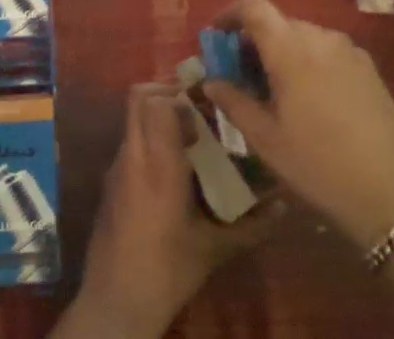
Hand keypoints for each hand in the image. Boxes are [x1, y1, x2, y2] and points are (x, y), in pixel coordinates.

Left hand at [65, 83, 279, 337]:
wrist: (115, 301)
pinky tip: (175, 171)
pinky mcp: (109, 184)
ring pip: (133, 121)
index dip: (180, 92)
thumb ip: (252, 226)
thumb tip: (284, 207)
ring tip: (193, 140)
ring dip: (158, 118)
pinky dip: (150, 142)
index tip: (207, 103)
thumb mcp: (215, 249)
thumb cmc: (168, 270)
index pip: (156, 102)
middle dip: (167, 93)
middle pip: (137, 99)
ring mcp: (116, 168)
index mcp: (158, 164)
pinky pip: (129, 145)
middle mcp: (132, 156)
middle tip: (199, 112)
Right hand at [202, 0, 393, 249]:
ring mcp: (350, 51)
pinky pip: (327, 51)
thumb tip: (211, 81)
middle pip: (278, 23)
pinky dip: (307, 61)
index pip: (253, 7)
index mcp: (291, 49)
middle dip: (254, 41)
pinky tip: (308, 100)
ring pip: (303, 37)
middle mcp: (321, 38)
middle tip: (240, 76)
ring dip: (281, 52)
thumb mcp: (265, 139)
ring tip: (274, 92)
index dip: (229, 14)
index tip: (216, 37)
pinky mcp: (369, 69)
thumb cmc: (318, 165)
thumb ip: (233, 101)